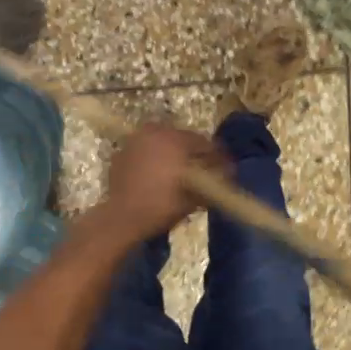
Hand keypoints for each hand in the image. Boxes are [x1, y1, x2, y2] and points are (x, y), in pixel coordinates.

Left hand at [99, 124, 224, 240]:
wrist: (123, 217)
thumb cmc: (162, 206)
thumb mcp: (194, 196)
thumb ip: (213, 179)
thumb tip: (227, 172)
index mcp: (175, 139)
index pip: (204, 142)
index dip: (216, 156)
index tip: (224, 168)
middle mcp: (155, 132)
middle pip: (182, 138)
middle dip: (193, 153)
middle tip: (201, 171)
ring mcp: (136, 139)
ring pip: (162, 141)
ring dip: (173, 153)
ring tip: (178, 172)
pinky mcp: (122, 151)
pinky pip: (145, 149)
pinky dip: (154, 157)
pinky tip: (157, 173)